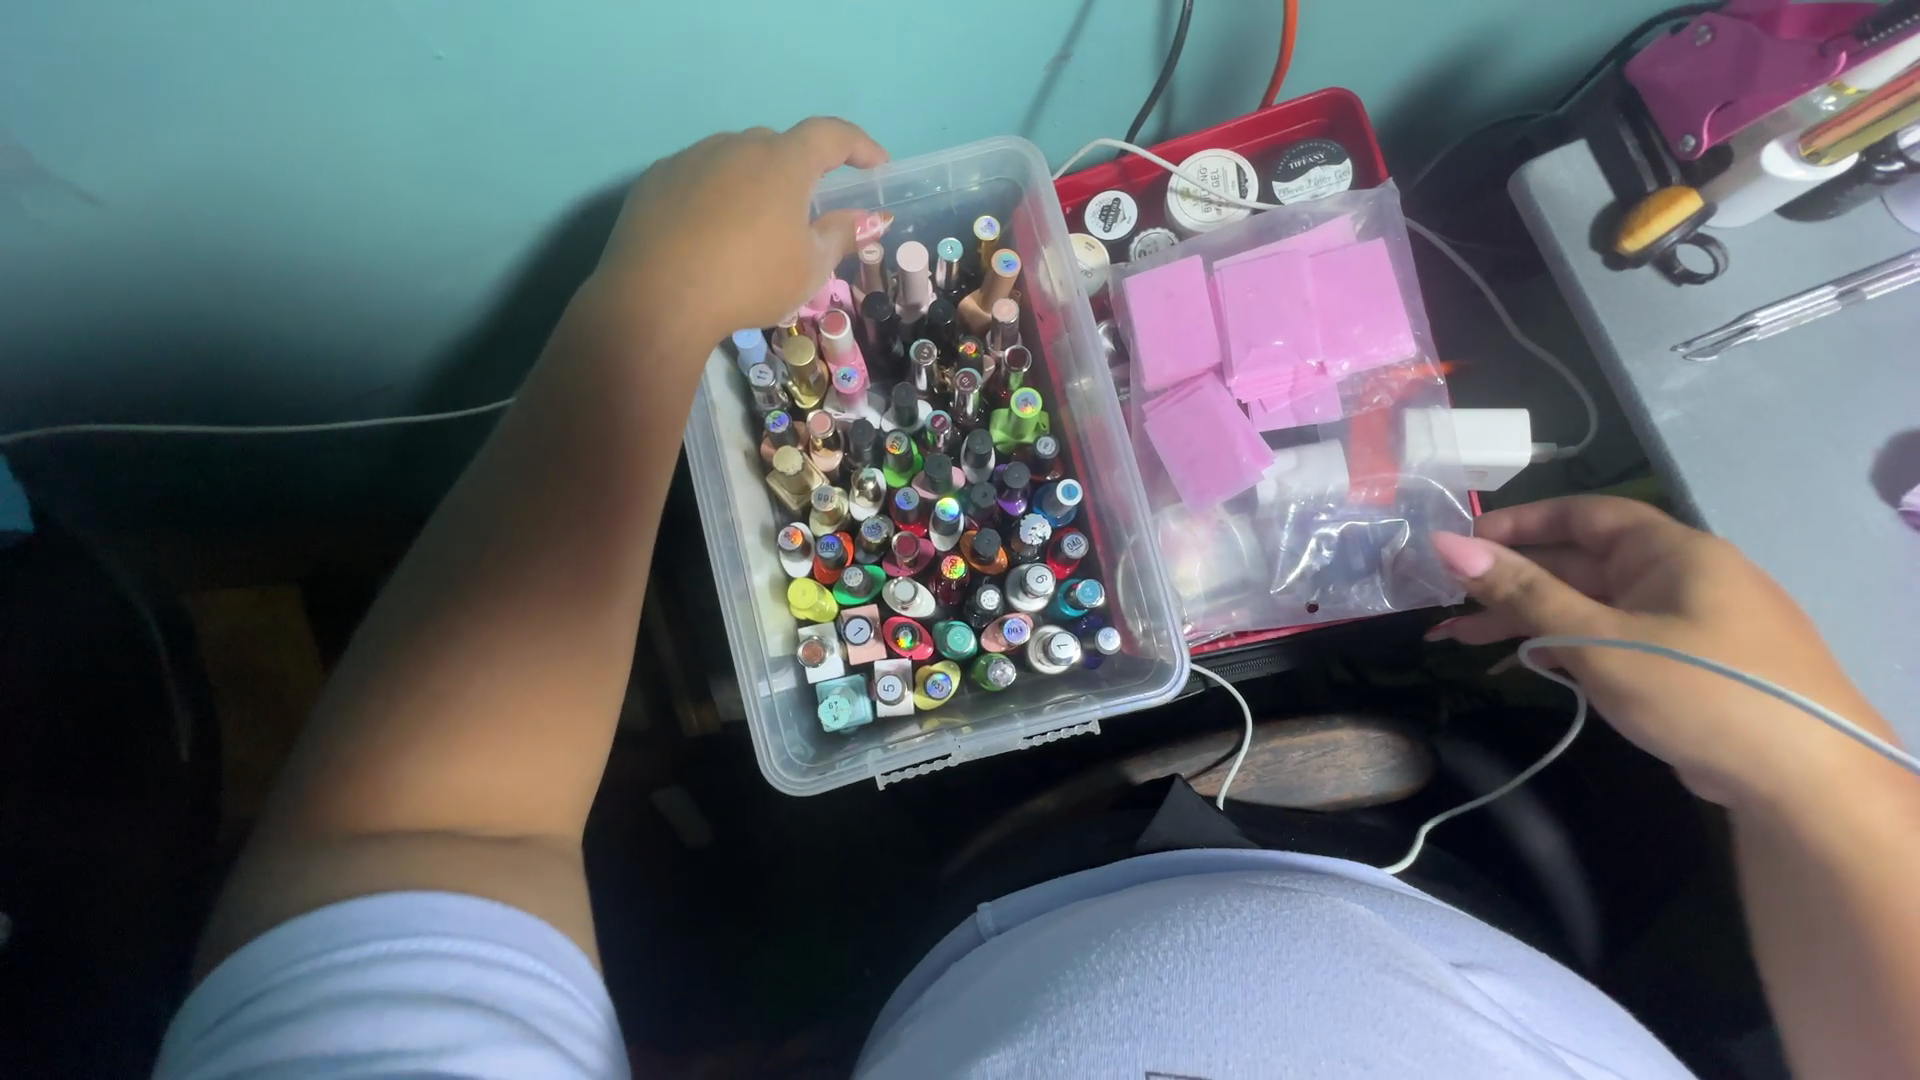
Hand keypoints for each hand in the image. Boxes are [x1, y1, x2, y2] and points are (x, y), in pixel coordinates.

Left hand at [585, 117, 888, 344]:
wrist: (659, 297)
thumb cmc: (749, 281)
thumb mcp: (809, 269)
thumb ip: (840, 237)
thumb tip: (867, 220)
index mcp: (783, 163)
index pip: (831, 135)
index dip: (859, 145)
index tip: (876, 163)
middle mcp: (737, 146)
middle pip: (780, 146)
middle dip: (802, 170)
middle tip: (808, 209)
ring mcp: (692, 158)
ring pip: (736, 160)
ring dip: (756, 183)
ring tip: (757, 226)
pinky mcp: (658, 179)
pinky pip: (701, 177)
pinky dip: (718, 196)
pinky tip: (713, 234)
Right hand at [1426, 496, 1890, 810]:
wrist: (1807, 788)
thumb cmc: (1698, 692)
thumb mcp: (1596, 639)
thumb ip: (1519, 591)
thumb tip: (1446, 544)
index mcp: (1671, 552)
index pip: (1582, 514)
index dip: (1517, 523)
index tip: (1459, 544)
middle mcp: (1677, 576)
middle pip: (1576, 563)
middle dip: (1506, 581)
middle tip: (1443, 599)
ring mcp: (1681, 621)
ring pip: (1584, 604)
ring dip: (1521, 618)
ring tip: (1456, 637)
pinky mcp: (1679, 662)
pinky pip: (1604, 636)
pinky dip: (1557, 644)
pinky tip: (1514, 662)